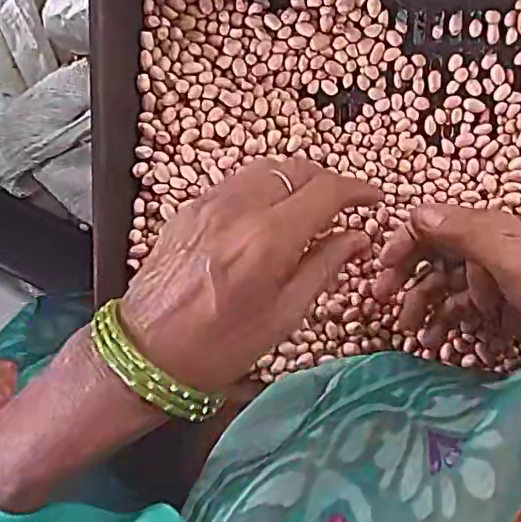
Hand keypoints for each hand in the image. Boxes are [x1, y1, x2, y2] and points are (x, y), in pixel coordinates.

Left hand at [121, 159, 379, 392]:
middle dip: (327, 182)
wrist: (147, 353)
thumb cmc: (220, 346)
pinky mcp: (188, 209)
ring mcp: (208, 204)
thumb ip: (324, 266)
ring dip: (294, 182)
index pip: (327, 190)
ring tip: (307, 209)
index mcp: (268, 238)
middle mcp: (238, 208)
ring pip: (265, 169)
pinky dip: (262, 189)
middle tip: (342, 207)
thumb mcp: (285, 314)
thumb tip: (356, 237)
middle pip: (296, 169)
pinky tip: (266, 217)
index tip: (373, 199)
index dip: (358, 190)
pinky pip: (236, 183)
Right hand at [374, 203, 520, 363]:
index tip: (382, 269)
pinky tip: (435, 340)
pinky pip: (458, 309)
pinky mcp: (495, 306)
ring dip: (421, 304)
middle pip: (430, 256)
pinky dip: (443, 321)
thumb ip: (464, 234)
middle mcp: (482, 249)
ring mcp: (488, 279)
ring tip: (409, 329)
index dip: (403, 243)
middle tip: (381, 299)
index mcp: (484, 229)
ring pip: (441, 286)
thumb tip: (418, 213)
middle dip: (404, 276)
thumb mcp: (508, 259)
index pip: (430, 226)